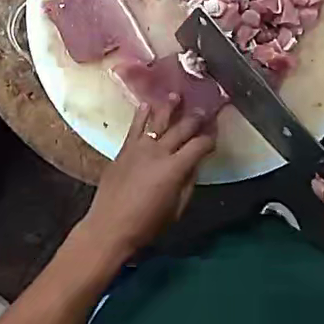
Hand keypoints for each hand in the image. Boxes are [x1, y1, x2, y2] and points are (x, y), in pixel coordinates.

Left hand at [74, 96, 215, 262]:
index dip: (210, 140)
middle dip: (196, 119)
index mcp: (176, 168)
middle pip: (182, 128)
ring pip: (158, 120)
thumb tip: (194, 165)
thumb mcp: (177, 208)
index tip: (215, 136)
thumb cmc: (147, 224)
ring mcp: (139, 148)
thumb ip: (188, 183)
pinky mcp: (124, 150)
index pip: (199, 145)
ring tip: (176, 96)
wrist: (109, 227)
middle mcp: (159, 152)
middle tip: (204, 111)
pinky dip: (141, 114)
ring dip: (169, 107)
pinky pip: (135, 127)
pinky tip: (146, 104)